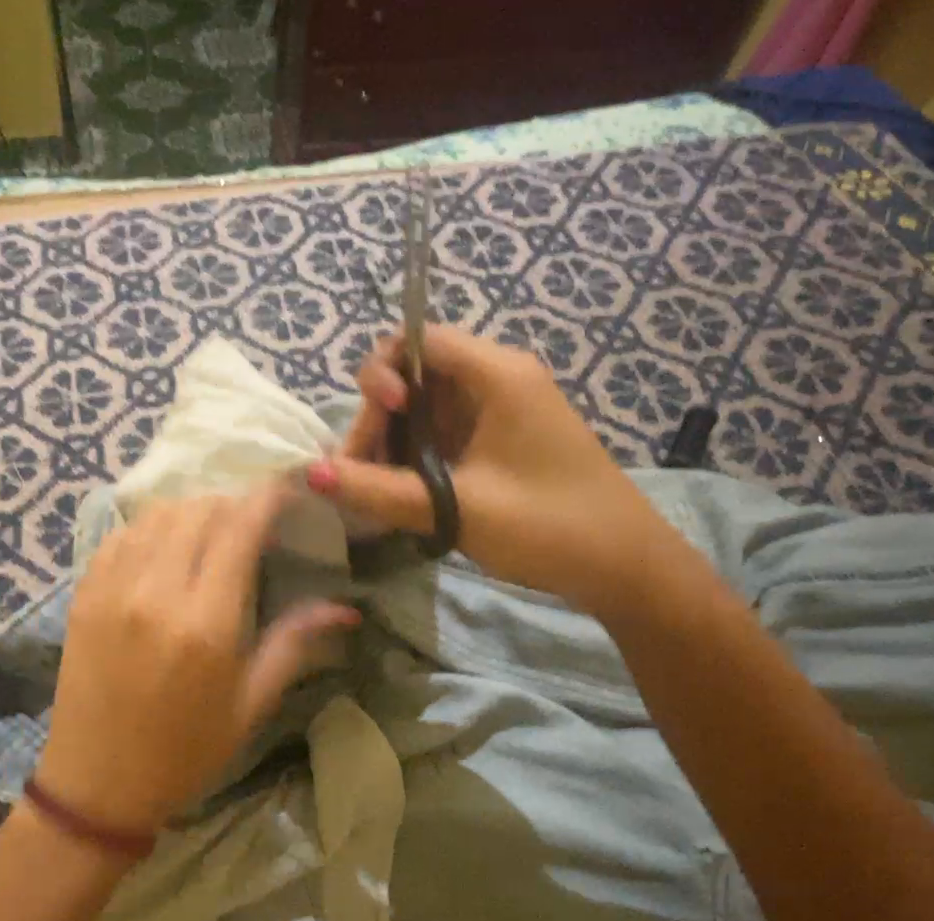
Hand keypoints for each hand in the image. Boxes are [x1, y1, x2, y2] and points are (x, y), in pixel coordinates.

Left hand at [34, 486, 359, 835]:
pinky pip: (120, 535)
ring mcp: (112, 588)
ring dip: (191, 510)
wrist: (98, 783)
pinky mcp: (83, 593)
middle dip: (233, 503)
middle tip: (253, 521)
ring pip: (156, 514)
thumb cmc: (185, 752)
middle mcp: (155, 592)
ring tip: (211, 531)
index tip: (288, 488)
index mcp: (206, 622)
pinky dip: (149, 527)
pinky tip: (164, 546)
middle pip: (198, 509)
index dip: (268, 497)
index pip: (239, 527)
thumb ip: (294, 643)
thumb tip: (346, 607)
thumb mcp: (250, 704)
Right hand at [308, 324, 694, 613]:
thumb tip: (308, 474)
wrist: (625, 569)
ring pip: (422, 410)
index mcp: (497, 375)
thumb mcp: (456, 509)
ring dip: (391, 445)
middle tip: (359, 476)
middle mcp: (496, 381)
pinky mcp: (498, 442)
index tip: (380, 420)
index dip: (382, 372)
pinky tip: (401, 496)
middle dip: (378, 420)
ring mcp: (498, 412)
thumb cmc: (549, 528)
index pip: (418, 339)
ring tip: (376, 495)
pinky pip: (440, 435)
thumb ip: (378, 490)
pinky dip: (413, 460)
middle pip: (413, 375)